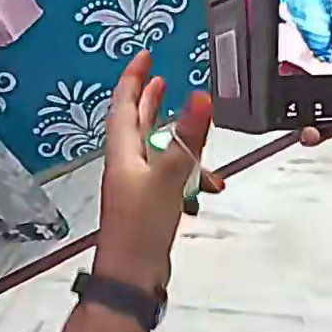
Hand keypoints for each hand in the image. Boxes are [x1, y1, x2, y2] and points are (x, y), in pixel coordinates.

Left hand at [95, 50, 221, 292]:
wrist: (133, 275)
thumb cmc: (142, 227)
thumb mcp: (168, 177)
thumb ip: (187, 138)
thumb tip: (201, 97)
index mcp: (124, 152)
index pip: (124, 104)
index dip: (134, 78)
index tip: (144, 56)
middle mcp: (128, 164)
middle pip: (136, 123)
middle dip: (150, 100)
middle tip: (161, 79)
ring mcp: (138, 185)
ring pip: (158, 151)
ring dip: (179, 141)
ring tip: (197, 131)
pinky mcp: (151, 204)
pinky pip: (171, 178)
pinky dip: (189, 176)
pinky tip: (207, 186)